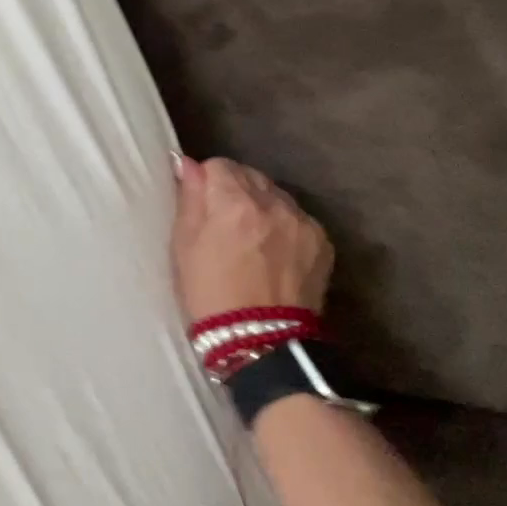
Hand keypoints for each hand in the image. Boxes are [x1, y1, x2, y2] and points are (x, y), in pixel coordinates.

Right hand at [172, 155, 332, 321]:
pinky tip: (274, 250)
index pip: (219, 165)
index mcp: (233, 202)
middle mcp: (273, 203)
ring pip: (276, 194)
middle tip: (223, 219)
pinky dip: (283, 224)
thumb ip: (189, 199)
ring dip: (261, 205)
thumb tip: (187, 164)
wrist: (261, 340)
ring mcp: (302, 221)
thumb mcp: (184, 244)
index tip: (201, 203)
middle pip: (250, 175)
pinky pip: (297, 217)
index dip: (206, 181)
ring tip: (251, 235)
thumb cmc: (209, 291)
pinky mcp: (322, 241)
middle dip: (235, 189)